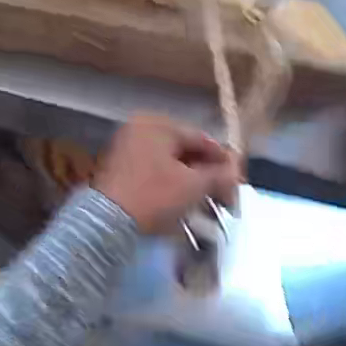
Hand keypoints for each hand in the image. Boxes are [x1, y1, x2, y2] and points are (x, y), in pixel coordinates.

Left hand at [93, 115, 241, 234]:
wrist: (107, 221)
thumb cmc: (154, 195)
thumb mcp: (194, 186)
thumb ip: (218, 175)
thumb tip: (234, 172)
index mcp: (156, 124)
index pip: (201, 138)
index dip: (223, 161)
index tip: (238, 182)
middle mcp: (138, 128)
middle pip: (183, 149)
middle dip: (205, 172)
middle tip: (223, 193)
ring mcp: (125, 146)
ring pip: (168, 161)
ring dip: (188, 179)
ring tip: (205, 200)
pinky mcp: (117, 167)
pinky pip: (152, 170)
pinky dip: (169, 183)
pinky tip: (181, 201)